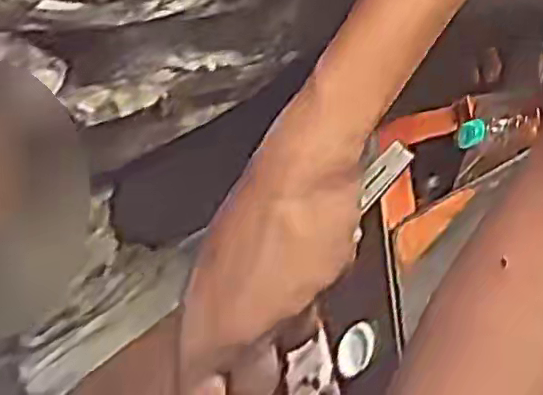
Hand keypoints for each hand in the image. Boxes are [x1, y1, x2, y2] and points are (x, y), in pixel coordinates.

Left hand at [178, 114, 359, 394]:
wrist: (305, 170)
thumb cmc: (253, 205)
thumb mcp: (209, 264)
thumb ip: (216, 307)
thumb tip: (225, 323)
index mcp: (210, 335)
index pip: (204, 391)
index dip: (214, 392)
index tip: (221, 388)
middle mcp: (256, 329)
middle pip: (259, 379)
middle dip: (263, 377)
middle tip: (267, 373)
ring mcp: (300, 303)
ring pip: (297, 327)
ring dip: (294, 318)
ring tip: (289, 287)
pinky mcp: (337, 275)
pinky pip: (326, 286)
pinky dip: (321, 275)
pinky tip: (314, 249)